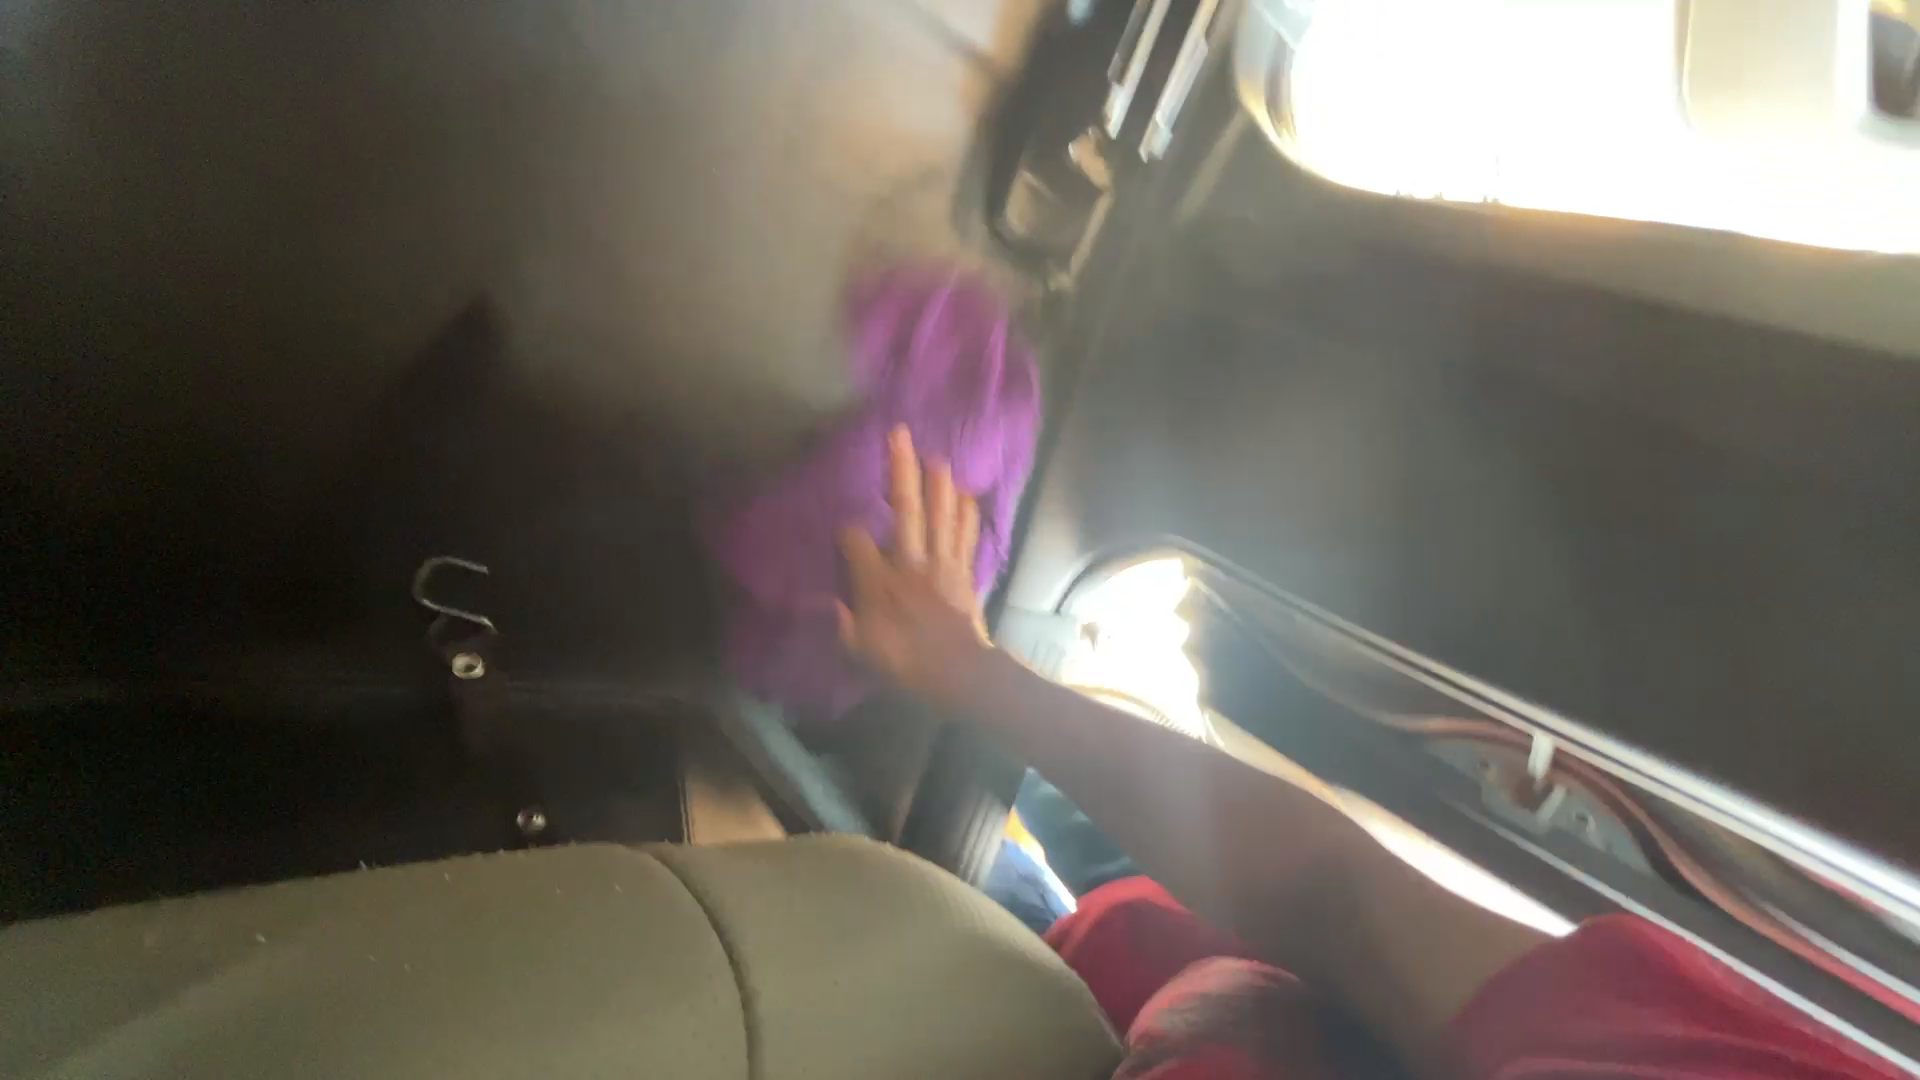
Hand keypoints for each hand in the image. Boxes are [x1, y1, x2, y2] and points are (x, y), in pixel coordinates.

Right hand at [836, 424, 995, 705]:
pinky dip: (967, 514)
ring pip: (941, 514)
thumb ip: (843, 624)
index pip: (857, 541)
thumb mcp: (863, 651)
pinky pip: (966, 535)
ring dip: (939, 483)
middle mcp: (912, 563)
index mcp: (881, 582)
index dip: (847, 531)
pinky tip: (967, 494)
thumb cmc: (907, 663)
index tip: (841, 529)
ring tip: (936, 456)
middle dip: (900, 470)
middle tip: (900, 435)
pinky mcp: (964, 571)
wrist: (961, 674)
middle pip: (906, 509)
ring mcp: (943, 564)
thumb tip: (825, 601)